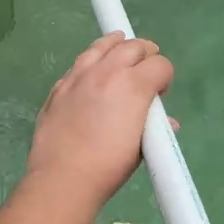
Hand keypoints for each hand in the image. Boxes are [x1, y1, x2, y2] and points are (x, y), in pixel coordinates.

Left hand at [27, 32, 173, 208]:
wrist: (63, 179)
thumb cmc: (108, 168)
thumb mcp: (141, 148)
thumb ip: (152, 126)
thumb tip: (165, 123)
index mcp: (133, 85)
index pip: (160, 64)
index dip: (164, 77)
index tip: (160, 93)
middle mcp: (106, 72)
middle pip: (132, 46)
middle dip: (144, 54)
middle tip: (145, 68)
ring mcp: (78, 78)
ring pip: (100, 47)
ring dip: (114, 45)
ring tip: (119, 46)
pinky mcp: (58, 89)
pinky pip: (77, 66)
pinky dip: (89, 64)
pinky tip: (90, 73)